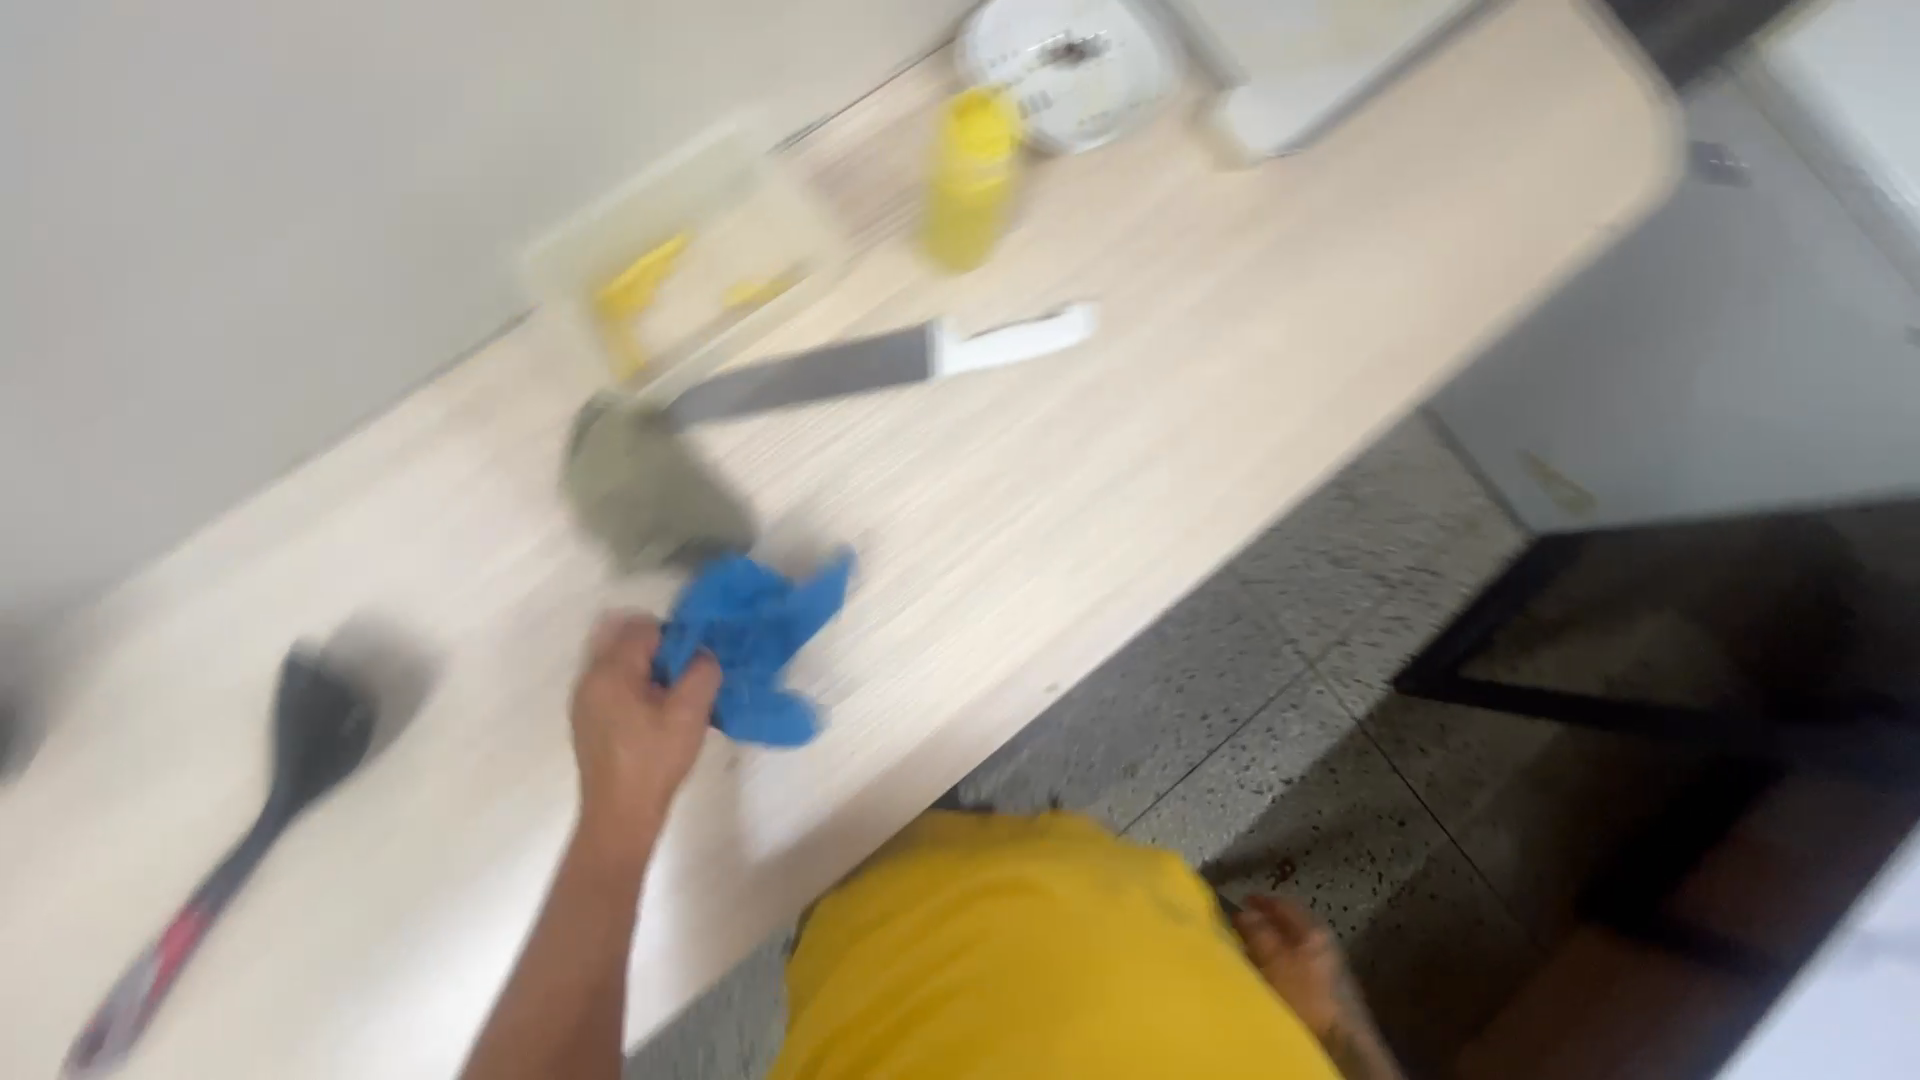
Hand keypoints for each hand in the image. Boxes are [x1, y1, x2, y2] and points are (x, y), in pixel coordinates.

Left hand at [568, 615, 721, 870]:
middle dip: (662, 651)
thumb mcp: (689, 713)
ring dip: (650, 670)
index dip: (675, 637)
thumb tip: (702, 654)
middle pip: (627, 642)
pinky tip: (656, 716)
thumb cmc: (654, 761)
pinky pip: (614, 685)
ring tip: (675, 699)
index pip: (644, 629)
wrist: (620, 816)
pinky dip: (637, 687)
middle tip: (687, 678)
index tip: (696, 663)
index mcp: (610, 672)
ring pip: (621, 664)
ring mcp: (584, 701)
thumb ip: (702, 672)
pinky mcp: (588, 720)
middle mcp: (589, 679)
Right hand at [1233, 895, 1400, 1079]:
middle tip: (1242, 927)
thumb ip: (1258, 933)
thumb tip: (1244, 911)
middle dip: (1267, 922)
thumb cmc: (1306, 998)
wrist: (1342, 1047)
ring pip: (1296, 945)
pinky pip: (1301, 965)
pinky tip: (1271, 975)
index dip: (1260, 900)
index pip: (1283, 903)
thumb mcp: (1274, 962)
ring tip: (1252, 952)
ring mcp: (1331, 967)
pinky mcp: (1331, 991)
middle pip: (1292, 924)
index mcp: (1314, 930)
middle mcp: (1326, 943)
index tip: (1240, 901)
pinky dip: (1283, 963)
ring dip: (1275, 945)